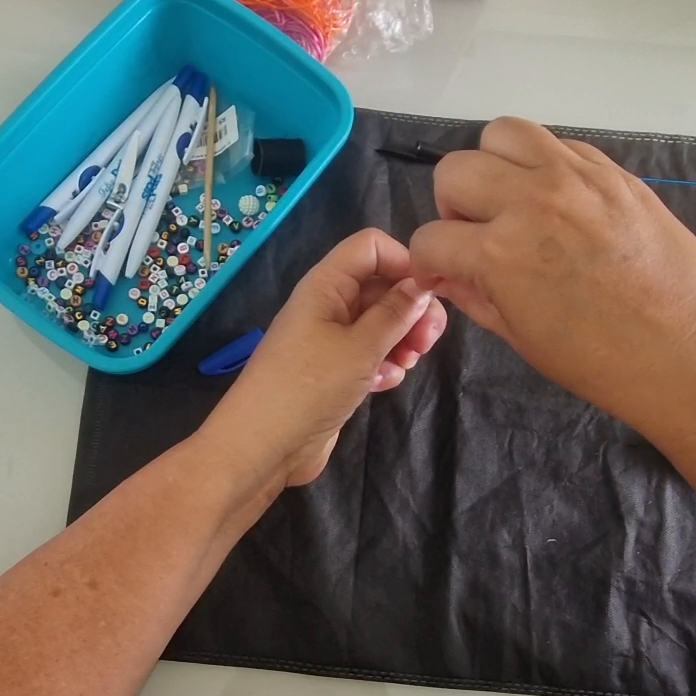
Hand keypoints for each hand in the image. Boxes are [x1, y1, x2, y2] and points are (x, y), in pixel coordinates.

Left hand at [198, 228, 448, 488]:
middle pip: (381, 287)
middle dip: (410, 309)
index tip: (431, 295)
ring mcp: (330, 342)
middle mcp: (327, 306)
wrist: (264, 447)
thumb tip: (422, 284)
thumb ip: (396, 312)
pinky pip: (369, 356)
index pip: (371, 247)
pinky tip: (385, 384)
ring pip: (379, 325)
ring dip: (401, 340)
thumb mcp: (361, 346)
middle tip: (428, 342)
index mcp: (326, 285)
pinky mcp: (334, 374)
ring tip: (407, 364)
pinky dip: (383, 365)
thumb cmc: (310, 387)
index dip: (405, 262)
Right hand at [408, 117, 695, 445]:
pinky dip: (540, 166)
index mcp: (498, 253)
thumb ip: (473, 295)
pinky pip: (555, 143)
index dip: (427, 262)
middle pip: (455, 171)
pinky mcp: (612, 170)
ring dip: (493, 168)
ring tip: (511, 203)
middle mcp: (530, 200)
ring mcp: (574, 177)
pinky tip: (557, 203)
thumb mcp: (518, 336)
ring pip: (501, 134)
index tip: (441, 275)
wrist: (686, 353)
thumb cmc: (597, 362)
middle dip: (452, 208)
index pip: (429, 238)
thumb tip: (446, 275)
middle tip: (476, 236)